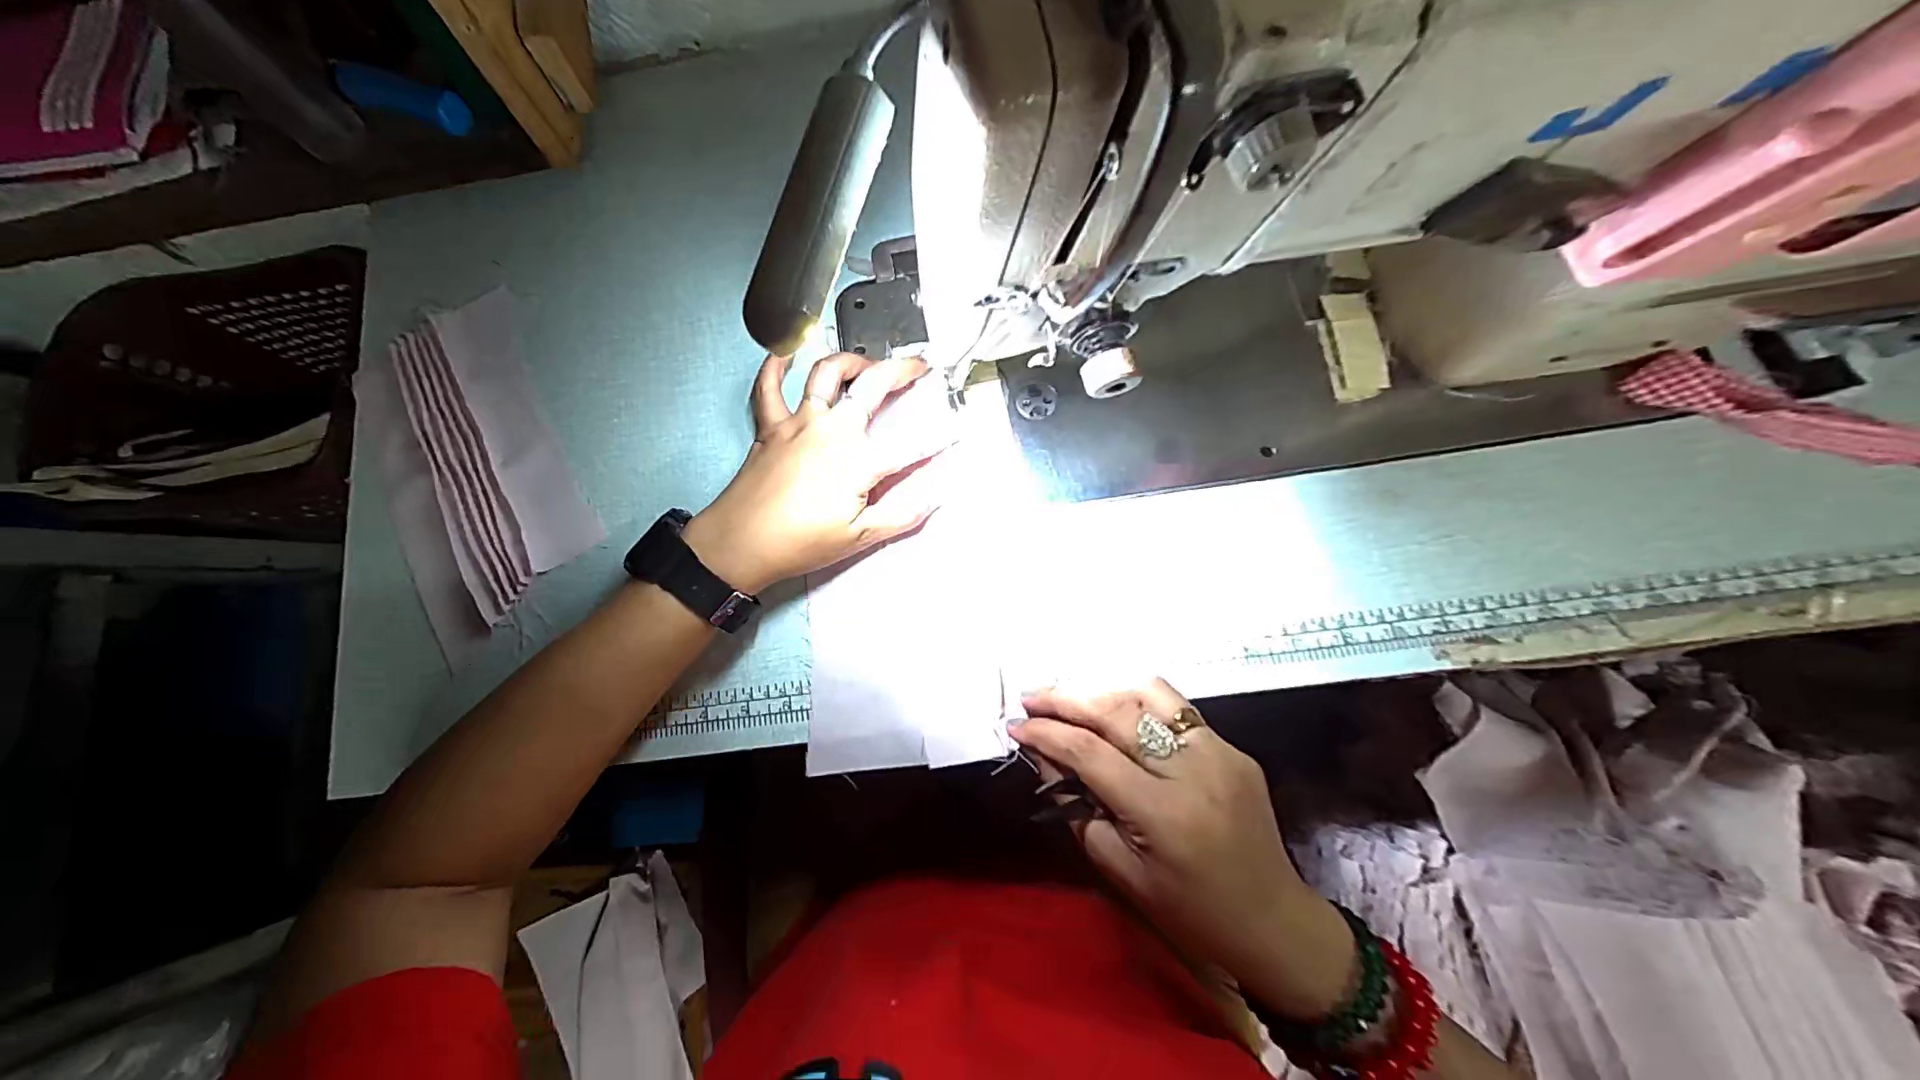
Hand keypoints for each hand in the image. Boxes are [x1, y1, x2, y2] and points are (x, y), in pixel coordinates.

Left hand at [682, 352, 951, 593]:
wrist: (740, 544)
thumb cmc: (799, 544)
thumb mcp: (860, 538)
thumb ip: (902, 515)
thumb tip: (936, 498)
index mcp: (860, 461)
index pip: (911, 444)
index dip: (939, 437)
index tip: (957, 431)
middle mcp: (833, 430)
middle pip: (873, 386)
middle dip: (903, 370)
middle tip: (919, 366)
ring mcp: (800, 423)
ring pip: (827, 372)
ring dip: (851, 359)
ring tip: (866, 361)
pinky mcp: (771, 426)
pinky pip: (769, 387)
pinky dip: (776, 366)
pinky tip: (784, 353)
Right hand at [1011, 678, 1356, 1018]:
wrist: (1273, 922)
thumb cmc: (1189, 913)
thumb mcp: (1121, 871)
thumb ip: (1078, 809)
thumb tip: (1048, 758)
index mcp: (1163, 812)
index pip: (1090, 753)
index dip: (1047, 734)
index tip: (1016, 726)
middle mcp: (1194, 769)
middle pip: (1117, 712)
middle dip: (1067, 699)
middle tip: (1031, 698)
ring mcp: (1220, 752)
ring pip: (1151, 694)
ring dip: (1103, 688)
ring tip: (1070, 696)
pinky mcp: (1234, 749)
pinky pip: (1177, 712)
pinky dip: (1138, 703)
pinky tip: (1115, 712)